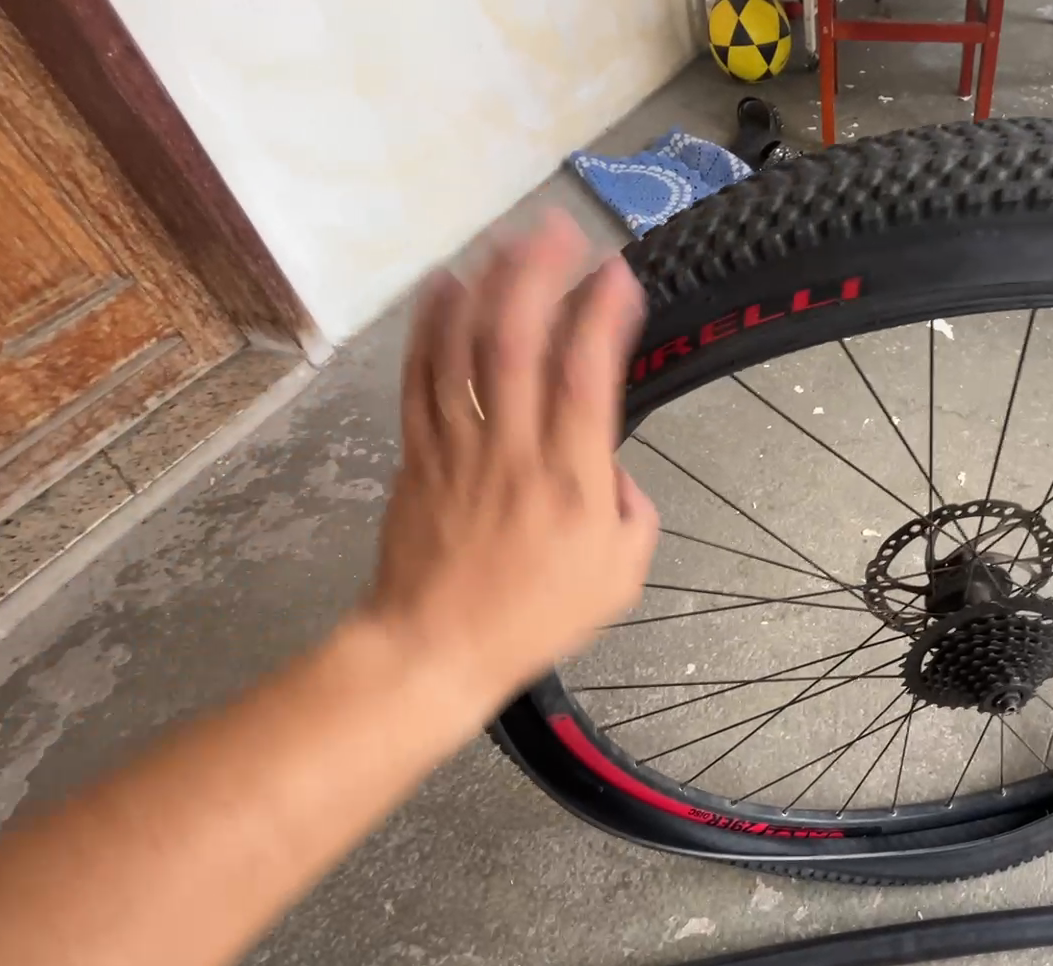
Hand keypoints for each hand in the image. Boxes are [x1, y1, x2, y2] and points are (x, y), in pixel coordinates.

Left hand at [362, 212, 658, 701]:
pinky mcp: (417, 452)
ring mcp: (458, 446)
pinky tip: (444, 287)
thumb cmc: (535, 617)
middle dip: (539, 277)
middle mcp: (514, 451)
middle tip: (558, 229)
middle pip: (519, 344)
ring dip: (488, 286)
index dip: (602, 319)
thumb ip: (635, 517)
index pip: (588, 381)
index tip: (618, 275)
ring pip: (466, 349)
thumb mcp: (621, 578)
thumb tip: (618, 473)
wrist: (435, 649)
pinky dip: (431, 326)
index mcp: (572, 482)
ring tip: (508, 240)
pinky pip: (421, 377)